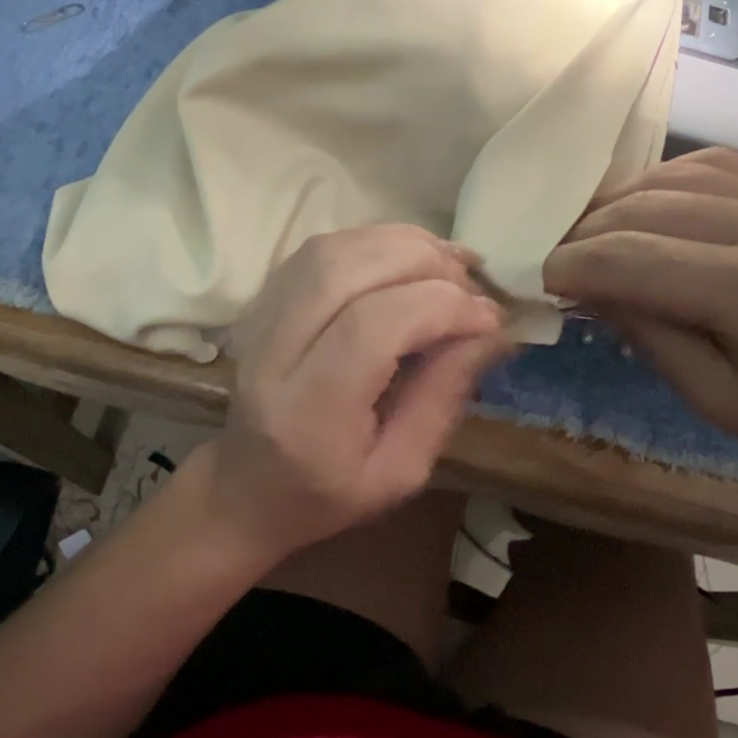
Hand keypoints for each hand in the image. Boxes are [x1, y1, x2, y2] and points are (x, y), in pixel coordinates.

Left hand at [201, 224, 510, 554]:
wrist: (247, 490)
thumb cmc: (328, 495)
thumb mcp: (401, 471)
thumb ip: (442, 398)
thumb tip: (490, 329)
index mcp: (308, 415)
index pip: (371, 329)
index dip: (439, 307)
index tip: (489, 316)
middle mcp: (272, 357)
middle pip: (343, 273)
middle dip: (422, 262)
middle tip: (471, 282)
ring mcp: (257, 322)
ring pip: (328, 251)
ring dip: (399, 243)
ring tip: (449, 263)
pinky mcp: (259, 304)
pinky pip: (316, 251)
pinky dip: (372, 242)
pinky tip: (409, 257)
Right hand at [543, 148, 737, 489]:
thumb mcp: (715, 397)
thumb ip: (646, 333)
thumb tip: (585, 288)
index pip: (631, 258)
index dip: (572, 265)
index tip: (537, 278)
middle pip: (645, 209)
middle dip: (586, 233)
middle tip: (555, 259)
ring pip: (675, 176)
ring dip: (621, 202)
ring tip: (592, 234)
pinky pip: (716, 164)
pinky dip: (667, 180)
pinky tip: (646, 206)